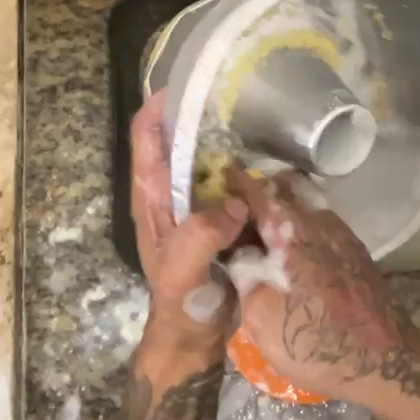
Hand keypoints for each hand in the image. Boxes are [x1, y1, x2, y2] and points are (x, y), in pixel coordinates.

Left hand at [130, 92, 247, 358]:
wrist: (197, 336)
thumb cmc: (182, 301)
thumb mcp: (183, 269)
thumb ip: (201, 234)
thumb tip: (234, 202)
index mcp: (152, 197)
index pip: (146, 139)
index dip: (158, 108)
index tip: (186, 84)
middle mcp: (173, 194)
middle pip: (180, 142)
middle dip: (200, 115)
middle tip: (236, 93)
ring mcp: (199, 206)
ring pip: (211, 160)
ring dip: (229, 140)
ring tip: (259, 118)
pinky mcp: (223, 220)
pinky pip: (236, 185)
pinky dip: (249, 170)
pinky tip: (273, 160)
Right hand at [229, 168, 419, 414]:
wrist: (386, 364)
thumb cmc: (316, 343)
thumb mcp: (260, 318)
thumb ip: (243, 276)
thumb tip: (236, 252)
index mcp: (290, 231)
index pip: (255, 192)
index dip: (232, 183)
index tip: (216, 178)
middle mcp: (318, 222)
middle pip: (283, 193)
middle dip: (258, 195)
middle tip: (233, 211)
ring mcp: (343, 235)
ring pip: (304, 210)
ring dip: (282, 214)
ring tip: (259, 235)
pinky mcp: (357, 254)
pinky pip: (320, 228)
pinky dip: (301, 231)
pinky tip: (291, 256)